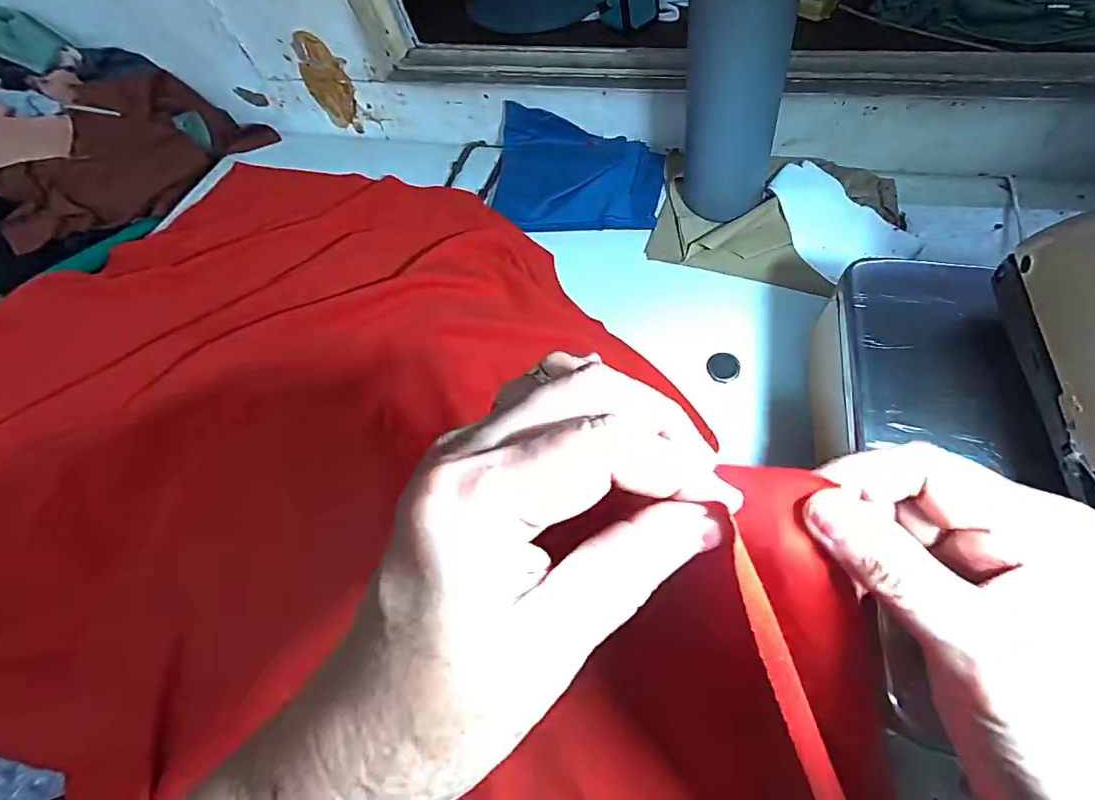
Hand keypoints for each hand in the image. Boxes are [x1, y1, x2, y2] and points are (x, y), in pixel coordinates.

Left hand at [200, 353, 742, 799]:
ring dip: (629, 406)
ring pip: (561, 378)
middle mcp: (458, 450)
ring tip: (675, 455)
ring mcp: (457, 443)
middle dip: (659, 422)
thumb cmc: (450, 702)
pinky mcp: (466, 452)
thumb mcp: (553, 645)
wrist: (373, 716)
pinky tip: (620, 435)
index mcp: (472, 498)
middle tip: (706, 476)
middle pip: (581, 389)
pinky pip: (538, 396)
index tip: (722, 498)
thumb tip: (704, 515)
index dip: (673, 463)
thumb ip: (633, 563)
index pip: (597, 441)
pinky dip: (592, 405)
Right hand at [803, 444, 1094, 799]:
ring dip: (862, 558)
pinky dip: (875, 587)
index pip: (931, 471)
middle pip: (911, 502)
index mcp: (1043, 529)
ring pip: (902, 539)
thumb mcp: (976, 649)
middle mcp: (1019, 540)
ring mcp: (996, 576)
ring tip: (831, 579)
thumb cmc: (1081, 751)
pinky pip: (906, 576)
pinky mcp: (972, 610)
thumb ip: (892, 570)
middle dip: (858, 522)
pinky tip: (856, 604)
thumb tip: (822, 508)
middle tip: (809, 543)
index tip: (809, 496)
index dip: (862, 477)